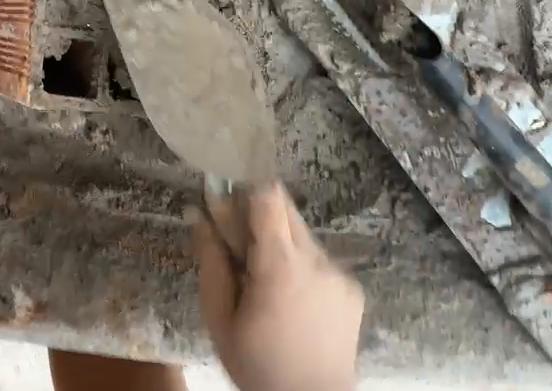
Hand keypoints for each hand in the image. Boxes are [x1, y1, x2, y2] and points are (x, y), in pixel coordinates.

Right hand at [194, 184, 363, 390]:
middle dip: (258, 215)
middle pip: (285, 208)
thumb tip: (198, 214)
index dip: (247, 185)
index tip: (227, 195)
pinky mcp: (352, 290)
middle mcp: (316, 260)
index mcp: (281, 264)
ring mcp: (340, 274)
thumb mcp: (220, 318)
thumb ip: (210, 261)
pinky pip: (318, 258)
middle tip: (238, 244)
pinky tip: (291, 299)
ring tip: (265, 281)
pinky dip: (300, 264)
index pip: (269, 194)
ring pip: (301, 233)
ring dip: (279, 241)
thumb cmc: (258, 366)